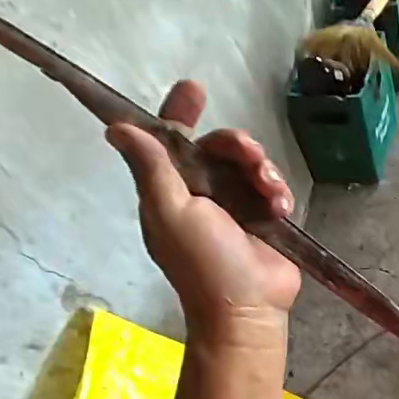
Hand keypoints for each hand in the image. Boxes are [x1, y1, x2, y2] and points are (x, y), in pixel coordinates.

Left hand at [106, 80, 301, 341]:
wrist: (247, 309)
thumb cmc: (204, 263)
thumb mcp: (171, 212)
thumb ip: (151, 168)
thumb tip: (117, 128)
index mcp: (171, 190)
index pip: (170, 141)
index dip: (179, 113)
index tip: (196, 89)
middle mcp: (202, 194)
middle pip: (219, 147)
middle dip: (237, 145)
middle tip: (250, 155)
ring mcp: (235, 206)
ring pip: (249, 164)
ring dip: (262, 171)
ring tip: (270, 193)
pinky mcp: (263, 218)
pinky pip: (271, 186)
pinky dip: (277, 192)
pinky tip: (280, 208)